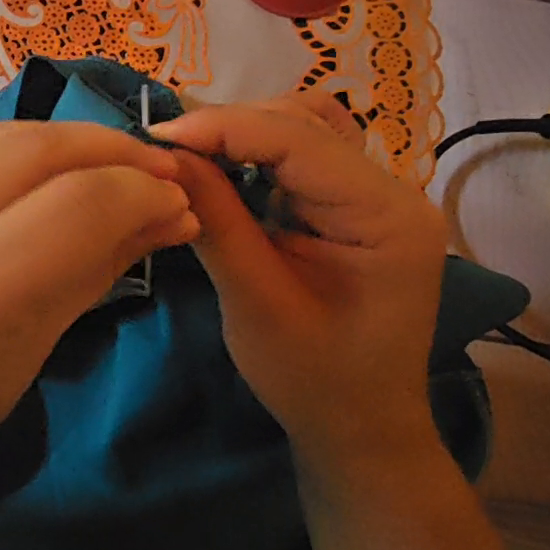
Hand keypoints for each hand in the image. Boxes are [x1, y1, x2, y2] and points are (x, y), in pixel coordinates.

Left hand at [0, 120, 196, 534]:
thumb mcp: (32, 353)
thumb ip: (97, 269)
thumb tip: (167, 213)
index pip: (80, 203)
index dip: (143, 190)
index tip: (179, 200)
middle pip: (38, 148)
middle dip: (112, 148)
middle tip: (157, 169)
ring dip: (67, 141)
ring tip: (111, 164)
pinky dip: (19, 151)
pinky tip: (46, 172)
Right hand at [153, 94, 447, 462]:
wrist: (359, 426)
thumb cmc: (311, 377)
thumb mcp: (254, 301)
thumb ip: (215, 219)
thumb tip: (165, 155)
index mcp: (384, 216)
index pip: (299, 141)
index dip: (223, 127)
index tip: (158, 138)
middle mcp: (391, 191)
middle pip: (303, 123)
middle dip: (229, 127)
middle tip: (167, 152)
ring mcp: (376, 194)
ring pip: (303, 127)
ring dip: (242, 133)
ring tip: (192, 157)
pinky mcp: (355, 203)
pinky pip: (304, 153)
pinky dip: (259, 151)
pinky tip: (227, 169)